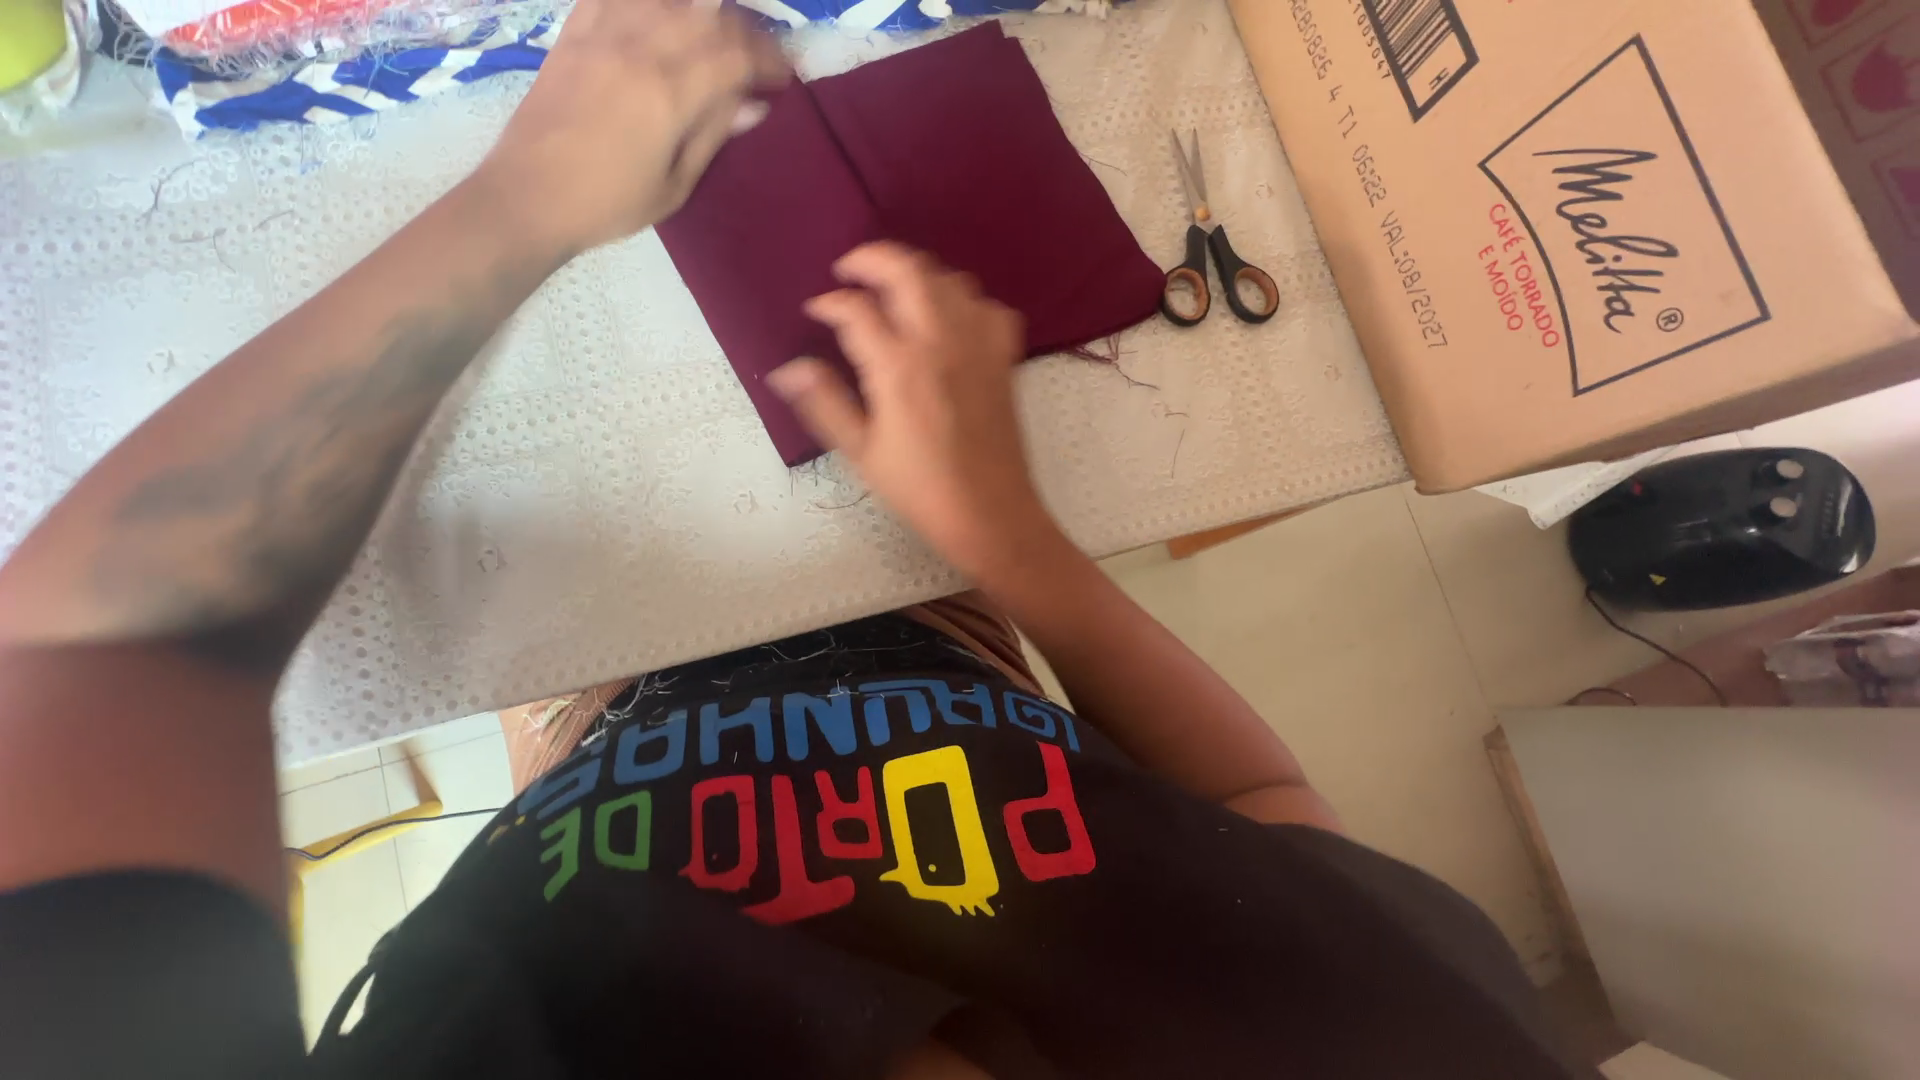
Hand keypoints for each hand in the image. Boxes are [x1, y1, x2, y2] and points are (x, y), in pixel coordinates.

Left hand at [475, 0, 787, 254]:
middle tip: (761, 53)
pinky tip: (667, 12)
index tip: (784, 77)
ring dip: (704, 11)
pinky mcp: (575, 30)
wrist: (530, 196)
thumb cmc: (610, 204)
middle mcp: (639, 49)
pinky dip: (652, 0)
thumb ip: (712, 134)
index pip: (734, 56)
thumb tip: (753, 104)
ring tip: (719, 32)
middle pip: (708, 16)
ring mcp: (602, 32)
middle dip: (744, 30)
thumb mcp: (675, 184)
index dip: (768, 60)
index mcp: (669, 95)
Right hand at [769, 243, 1064, 579]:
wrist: (990, 514)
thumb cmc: (920, 489)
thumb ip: (825, 402)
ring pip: (950, 280)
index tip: (816, 310)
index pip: (856, 309)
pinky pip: (989, 308)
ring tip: (895, 291)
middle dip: (872, 259)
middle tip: (850, 272)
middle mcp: (942, 342)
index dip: (830, 303)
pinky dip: (966, 301)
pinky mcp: (1004, 359)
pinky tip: (950, 318)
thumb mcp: (861, 452)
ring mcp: (979, 346)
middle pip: (908, 271)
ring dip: (918, 275)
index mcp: (899, 366)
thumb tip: (788, 369)